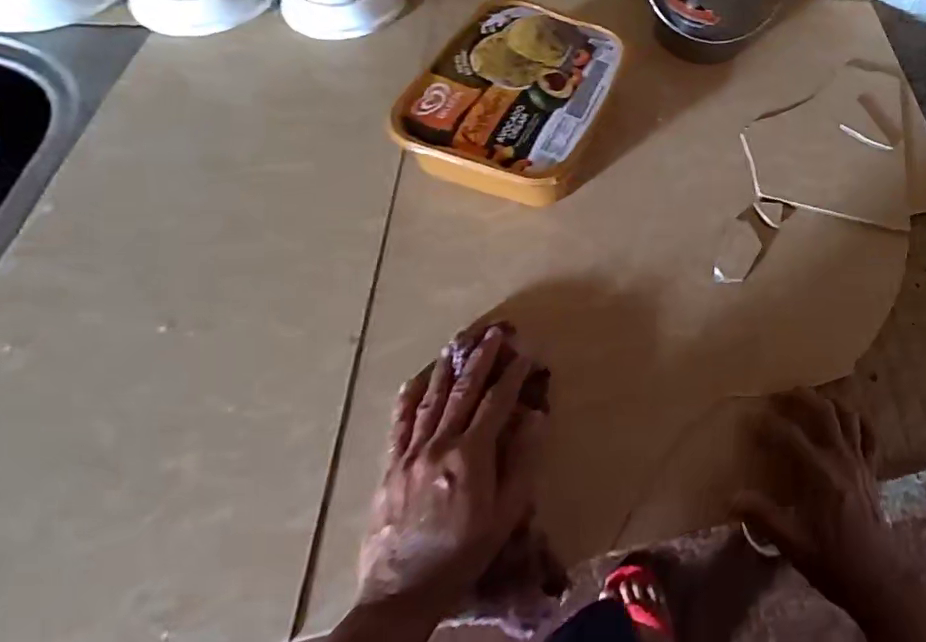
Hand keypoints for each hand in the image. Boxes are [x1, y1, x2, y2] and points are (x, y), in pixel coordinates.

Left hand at [349, 325, 547, 628]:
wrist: (403, 592)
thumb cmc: (463, 554)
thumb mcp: (505, 515)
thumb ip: (521, 463)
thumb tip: (535, 418)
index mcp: (470, 457)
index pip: (496, 403)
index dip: (513, 376)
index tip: (527, 353)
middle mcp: (438, 446)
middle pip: (463, 392)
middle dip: (481, 359)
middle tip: (495, 332)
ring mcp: (410, 454)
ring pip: (431, 400)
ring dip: (447, 368)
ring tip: (458, 342)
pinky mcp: (390, 466)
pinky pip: (399, 423)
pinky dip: (409, 397)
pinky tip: (417, 378)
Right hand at [728, 388, 896, 610]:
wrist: (878, 579)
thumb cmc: (833, 561)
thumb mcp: (793, 543)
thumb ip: (763, 516)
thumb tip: (731, 498)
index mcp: (820, 474)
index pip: (791, 437)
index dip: (770, 426)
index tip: (753, 419)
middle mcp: (842, 459)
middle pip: (824, 413)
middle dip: (803, 398)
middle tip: (784, 393)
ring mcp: (861, 462)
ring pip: (849, 417)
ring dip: (831, 403)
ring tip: (815, 399)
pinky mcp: (873, 470)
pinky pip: (870, 436)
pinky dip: (860, 422)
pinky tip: (850, 419)